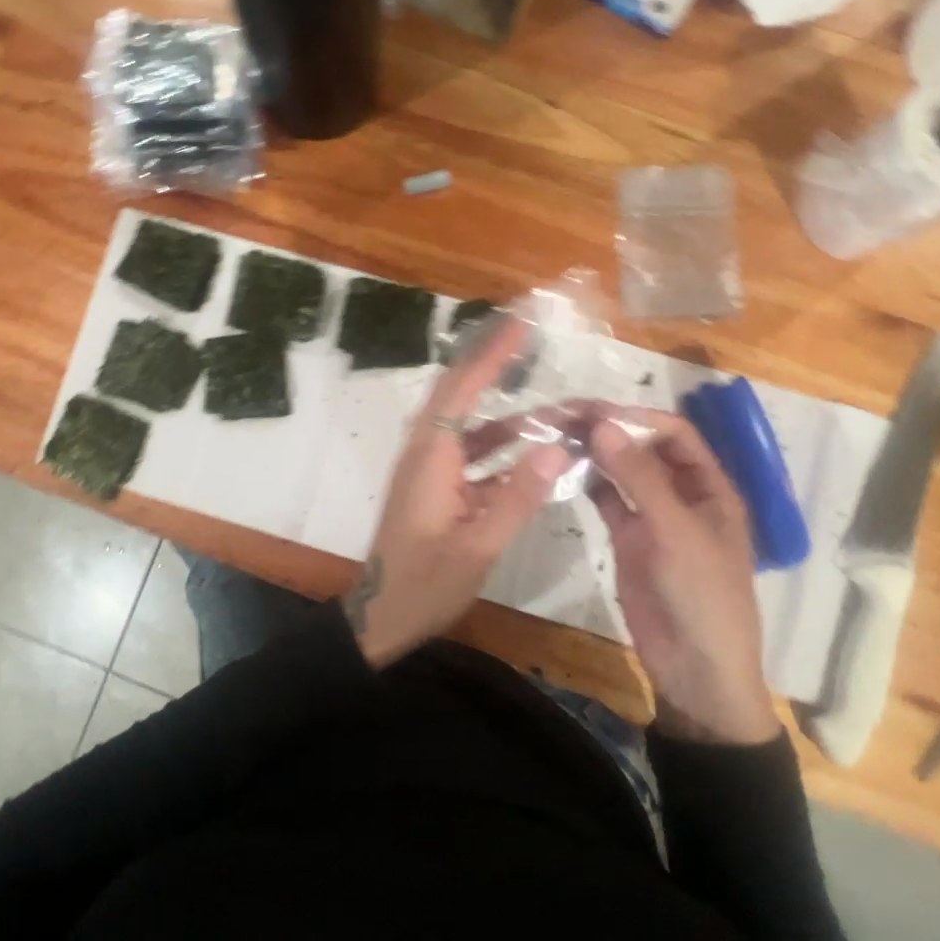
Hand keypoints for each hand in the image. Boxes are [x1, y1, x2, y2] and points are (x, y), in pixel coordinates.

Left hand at [345, 317, 570, 668]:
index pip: (460, 391)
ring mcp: (429, 474)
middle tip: (530, 334)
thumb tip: (558, 446)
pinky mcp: (436, 492)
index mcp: (430, 460)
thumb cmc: (424, 585)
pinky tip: (534, 451)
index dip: (490, 355)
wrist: (381, 618)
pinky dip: (501, 448)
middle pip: (459, 397)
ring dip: (506, 412)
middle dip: (493, 364)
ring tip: (552, 397)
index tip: (520, 322)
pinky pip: (471, 458)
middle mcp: (426, 456)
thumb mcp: (476, 547)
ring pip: (469, 429)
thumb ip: (517, 498)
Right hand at [586, 408, 781, 744]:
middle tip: (564, 415)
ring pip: (623, 473)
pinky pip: (609, 501)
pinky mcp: (629, 540)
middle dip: (611, 430)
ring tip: (556, 435)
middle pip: (646, 449)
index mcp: (711, 488)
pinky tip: (563, 470)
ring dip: (596, 454)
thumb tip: (601, 424)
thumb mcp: (676, 531)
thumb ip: (639, 477)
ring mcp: (653, 518)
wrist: (695, 668)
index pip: (676, 435)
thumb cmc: (703, 594)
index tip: (595, 411)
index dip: (639, 418)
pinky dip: (589, 483)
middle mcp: (682, 495)